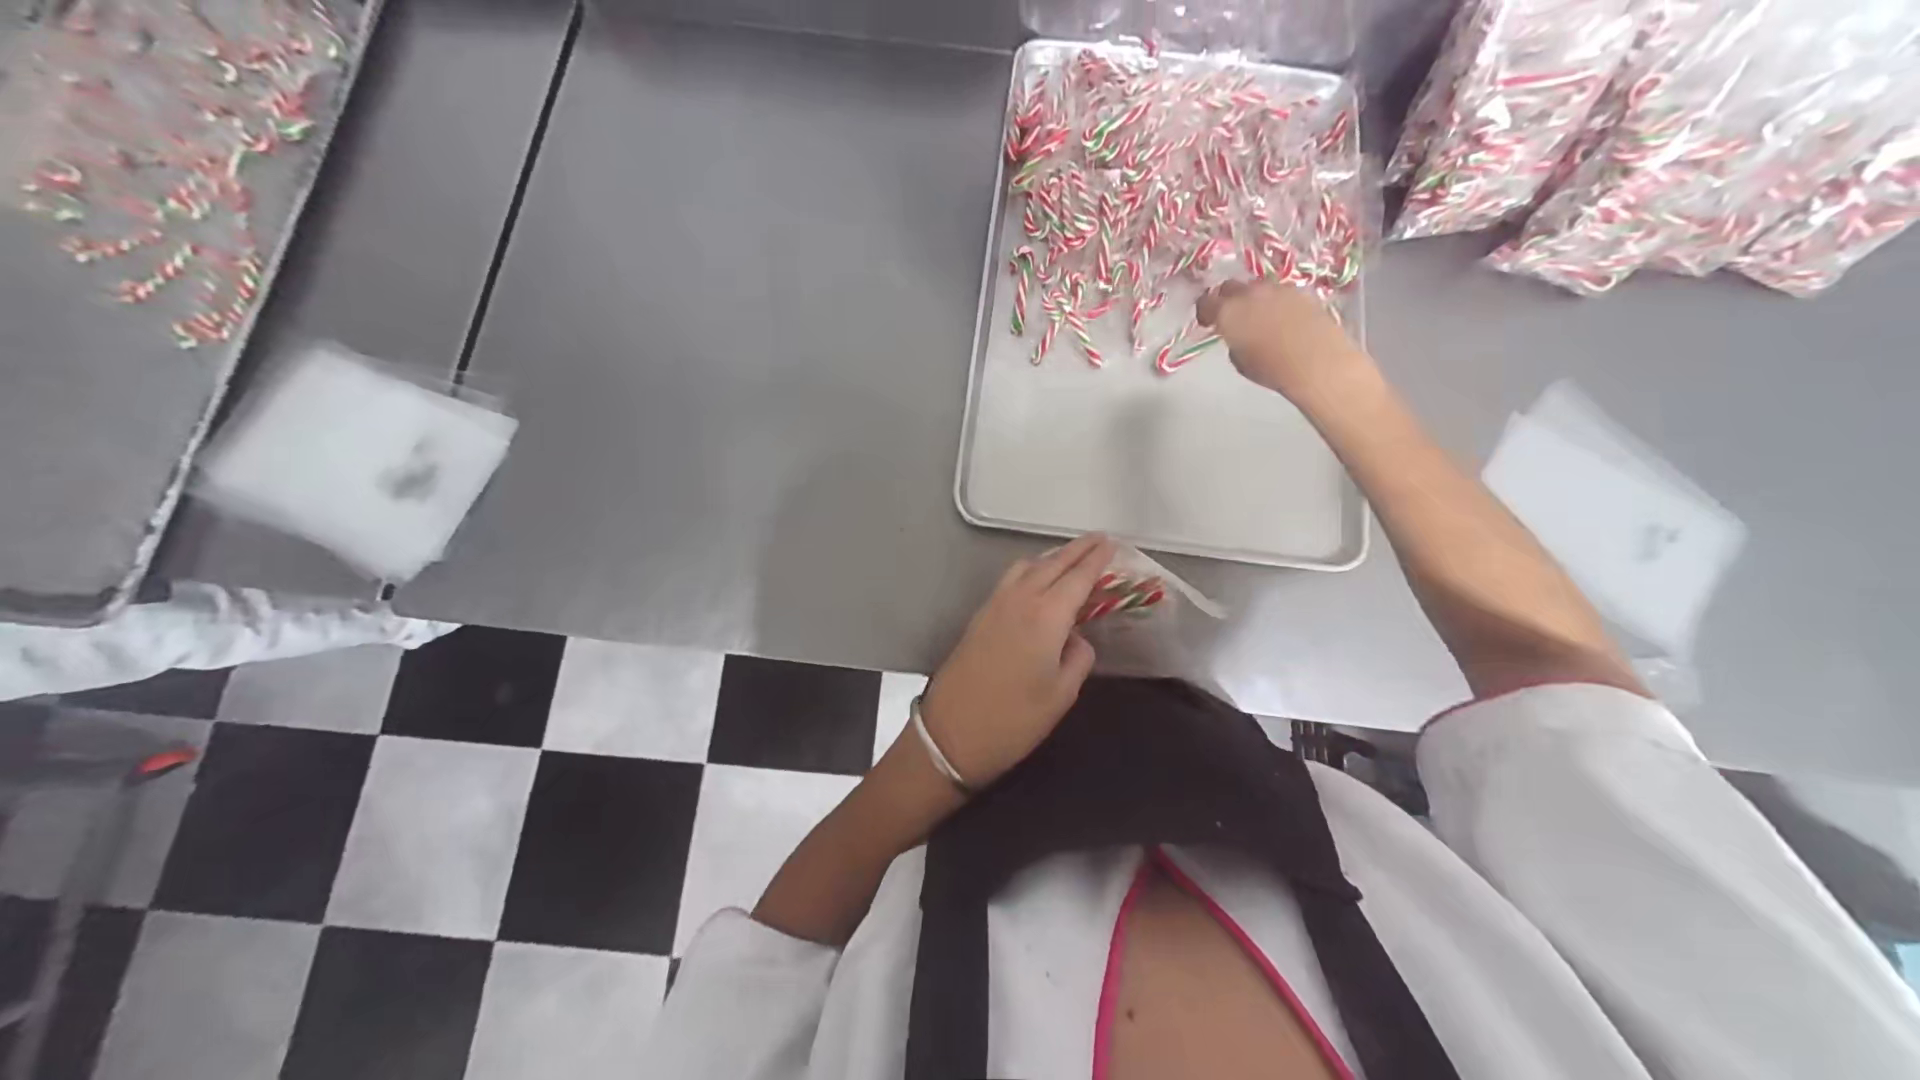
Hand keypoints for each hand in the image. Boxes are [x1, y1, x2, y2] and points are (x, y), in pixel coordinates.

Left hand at [918, 534, 1114, 789]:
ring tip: (1072, 559)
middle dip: (1077, 550)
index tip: (1112, 544)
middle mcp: (1020, 600)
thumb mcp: (1061, 695)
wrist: (950, 733)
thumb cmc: (1013, 720)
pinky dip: (1032, 571)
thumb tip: (1077, 638)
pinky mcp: (980, 616)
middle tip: (1099, 540)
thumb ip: (1078, 658)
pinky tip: (1039, 582)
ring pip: (1027, 567)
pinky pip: (1011, 579)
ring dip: (1052, 558)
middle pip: (1052, 564)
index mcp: (1046, 616)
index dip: (1097, 560)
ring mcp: (995, 605)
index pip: (1078, 577)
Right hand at [1196, 281, 1373, 405]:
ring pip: (1256, 287)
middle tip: (1232, 317)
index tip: (1208, 322)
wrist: (1315, 360)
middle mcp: (1249, 294)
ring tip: (1259, 317)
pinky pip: (1279, 292)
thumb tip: (1238, 334)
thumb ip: (1233, 341)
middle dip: (1227, 299)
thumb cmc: (1270, 368)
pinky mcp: (1299, 291)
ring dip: (1253, 299)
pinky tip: (1282, 318)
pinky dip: (1275, 301)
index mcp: (1228, 312)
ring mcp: (1276, 289)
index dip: (1205, 312)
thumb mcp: (1239, 360)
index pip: (1206, 302)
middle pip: (1230, 287)